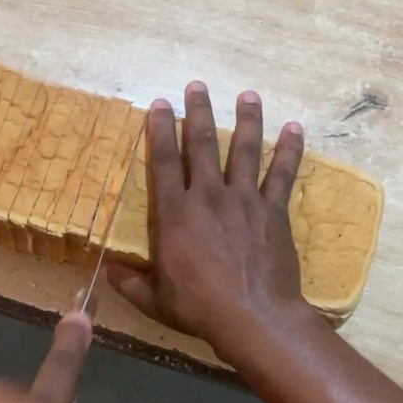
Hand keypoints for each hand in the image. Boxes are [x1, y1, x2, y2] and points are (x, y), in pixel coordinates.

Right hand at [107, 82, 314, 361]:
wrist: (253, 316)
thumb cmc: (199, 308)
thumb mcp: (154, 300)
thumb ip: (130, 282)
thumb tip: (107, 271)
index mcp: (175, 214)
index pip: (164, 163)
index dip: (160, 131)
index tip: (159, 104)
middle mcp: (208, 197)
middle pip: (202, 145)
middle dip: (197, 113)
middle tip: (197, 86)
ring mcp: (244, 200)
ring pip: (245, 150)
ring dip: (246, 120)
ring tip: (248, 95)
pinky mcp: (273, 211)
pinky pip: (282, 174)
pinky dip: (289, 150)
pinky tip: (295, 128)